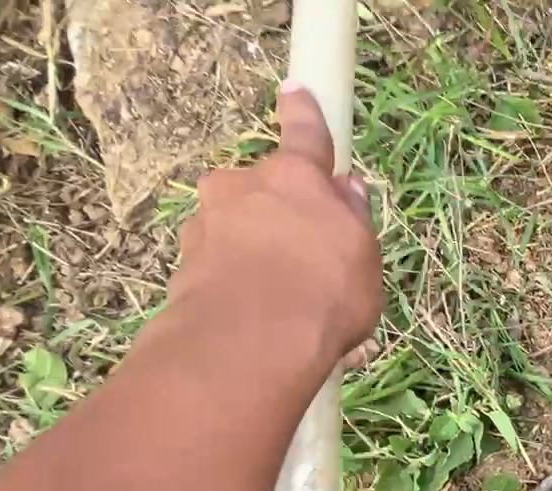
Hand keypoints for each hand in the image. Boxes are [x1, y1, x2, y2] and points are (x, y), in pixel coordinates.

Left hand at [168, 83, 383, 364]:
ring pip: (249, 231)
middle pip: (271, 193)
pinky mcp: (187, 259)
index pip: (305, 136)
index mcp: (294, 178)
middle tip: (322, 262)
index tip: (297, 91)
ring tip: (302, 305)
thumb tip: (347, 188)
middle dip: (292, 218)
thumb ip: (353, 219)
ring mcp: (208, 221)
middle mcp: (242, 186)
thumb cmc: (325, 291)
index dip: (305, 115)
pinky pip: (229, 264)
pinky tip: (273, 319)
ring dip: (271, 256)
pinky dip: (250, 283)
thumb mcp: (364, 257)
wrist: (251, 338)